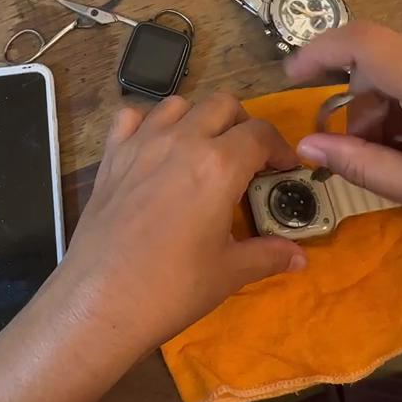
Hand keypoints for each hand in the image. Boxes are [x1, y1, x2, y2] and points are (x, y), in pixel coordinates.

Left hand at [50, 93, 307, 352]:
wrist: (102, 297)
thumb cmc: (172, 287)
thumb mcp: (229, 272)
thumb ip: (267, 254)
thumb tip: (299, 256)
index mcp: (219, 165)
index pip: (260, 133)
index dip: (280, 148)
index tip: (284, 168)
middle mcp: (181, 140)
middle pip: (222, 105)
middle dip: (243, 124)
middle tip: (248, 158)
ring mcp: (142, 142)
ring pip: (178, 104)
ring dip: (197, 118)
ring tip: (203, 149)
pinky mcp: (112, 154)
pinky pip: (130, 116)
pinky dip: (147, 122)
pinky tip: (155, 148)